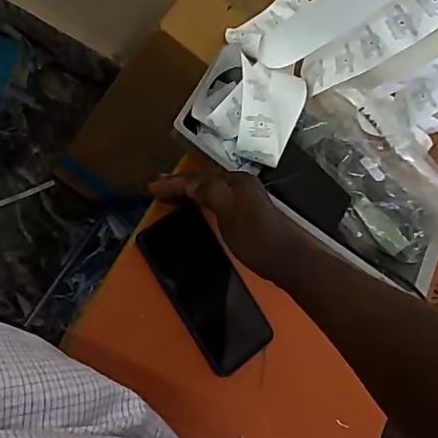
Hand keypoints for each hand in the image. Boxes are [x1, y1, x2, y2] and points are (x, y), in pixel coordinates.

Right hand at [148, 166, 315, 283]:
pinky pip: (214, 197)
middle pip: (203, 179)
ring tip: (170, 191)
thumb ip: (210, 192)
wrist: (285, 259)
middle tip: (157, 185)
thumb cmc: (255, 236)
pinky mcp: (244, 211)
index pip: (197, 178)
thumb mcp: (230, 211)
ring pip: (209, 187)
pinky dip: (199, 197)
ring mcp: (243, 197)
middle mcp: (239, 184)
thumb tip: (190, 183)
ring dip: (188, 189)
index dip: (174, 183)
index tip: (151, 188)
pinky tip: (195, 201)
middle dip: (179, 182)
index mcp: (235, 181)